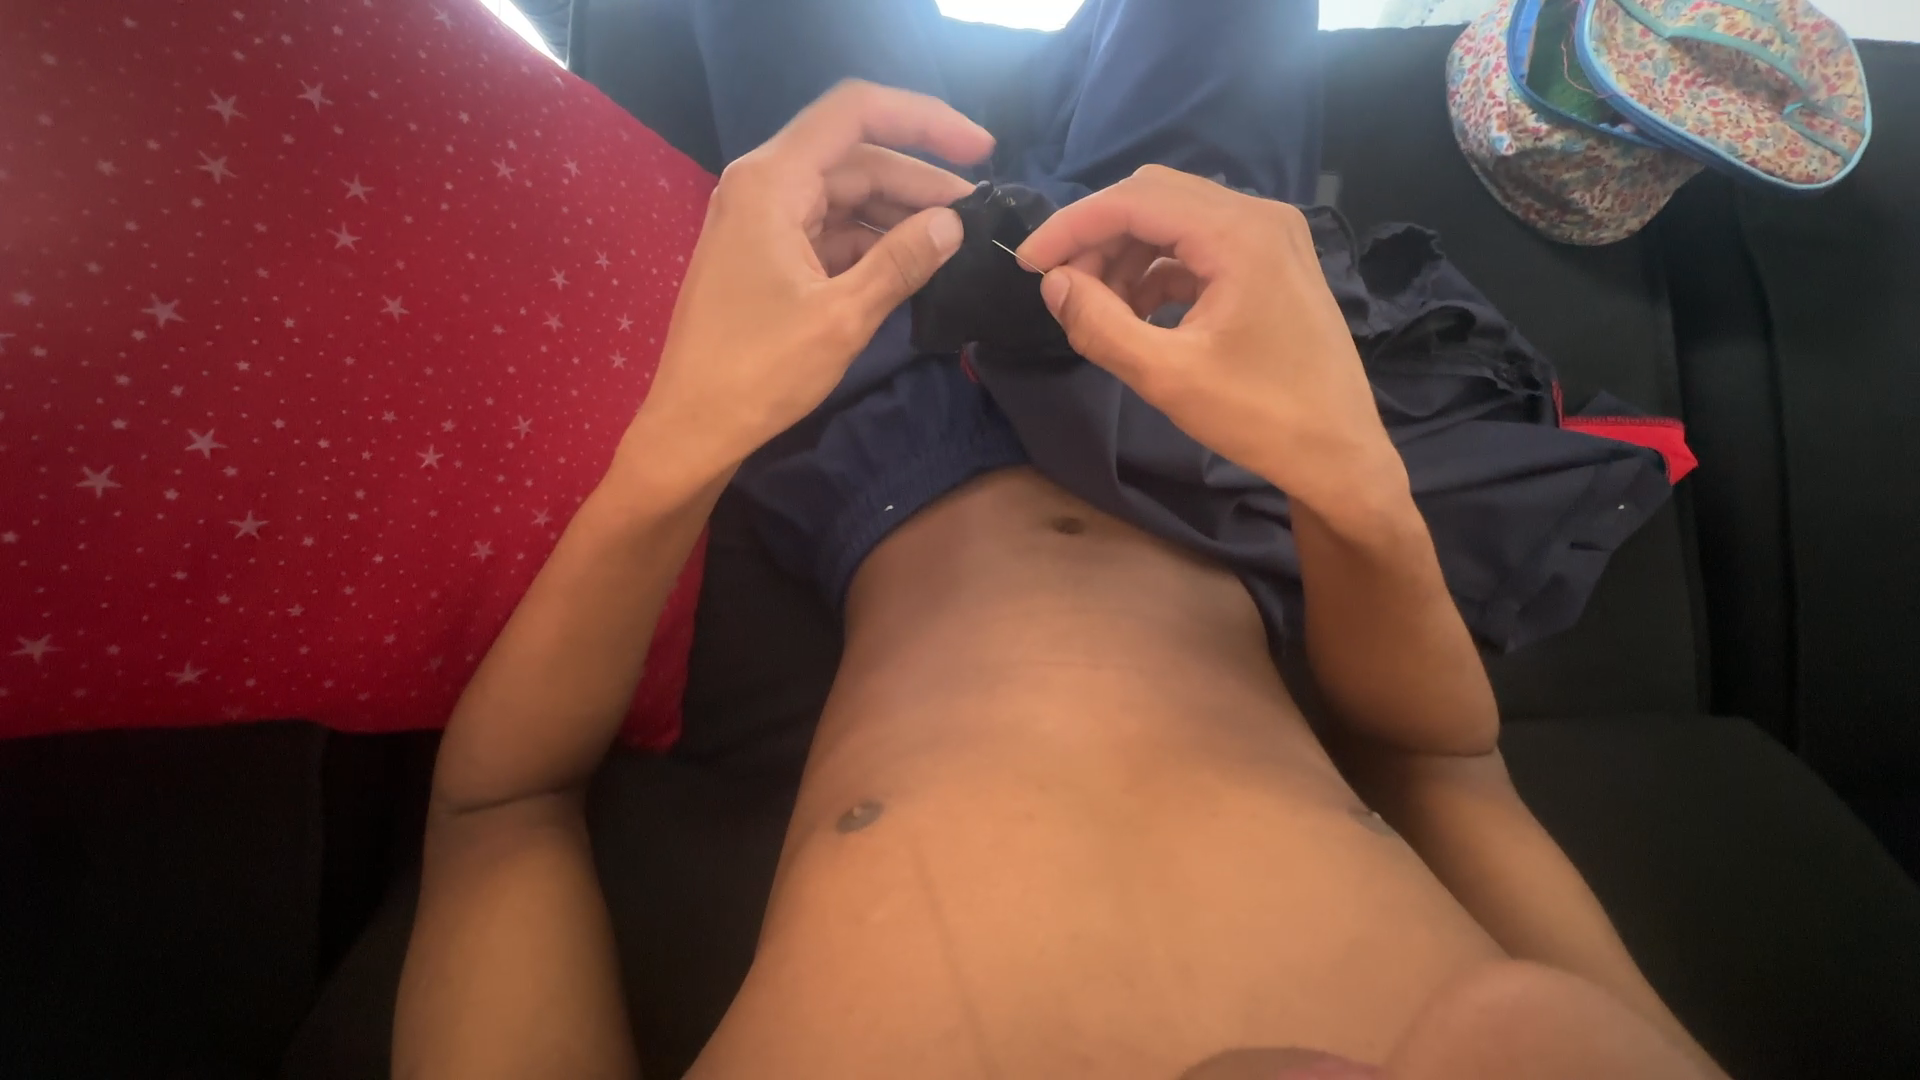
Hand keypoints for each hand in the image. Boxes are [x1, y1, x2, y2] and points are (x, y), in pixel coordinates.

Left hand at [624, 81, 993, 492]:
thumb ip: (900, 263)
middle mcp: (764, 186)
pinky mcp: (766, 258)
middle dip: (919, 181)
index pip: (856, 113)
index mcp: (772, 181)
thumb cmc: (760, 371)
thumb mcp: (841, 317)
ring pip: (844, 199)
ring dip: (898, 215)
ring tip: (954, 241)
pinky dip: (871, 245)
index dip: (926, 121)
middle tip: (978, 212)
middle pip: (854, 159)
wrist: (695, 426)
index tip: (981, 150)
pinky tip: (910, 266)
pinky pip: (829, 234)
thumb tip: (952, 225)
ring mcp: (763, 223)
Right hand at [1016, 165, 1404, 518]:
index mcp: (1238, 233)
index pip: (1135, 201)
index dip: (1072, 226)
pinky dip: (1157, 272)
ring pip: (1174, 222)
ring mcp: (1269, 238)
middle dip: (1098, 237)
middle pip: (1154, 198)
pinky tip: (1138, 313)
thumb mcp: (1167, 376)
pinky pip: (1197, 249)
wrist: (1336, 452)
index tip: (1028, 264)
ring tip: (1099, 309)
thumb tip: (1054, 286)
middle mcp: (1258, 217)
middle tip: (1063, 289)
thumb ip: (1101, 325)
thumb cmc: (1258, 416)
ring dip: (1126, 255)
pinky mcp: (1270, 264)